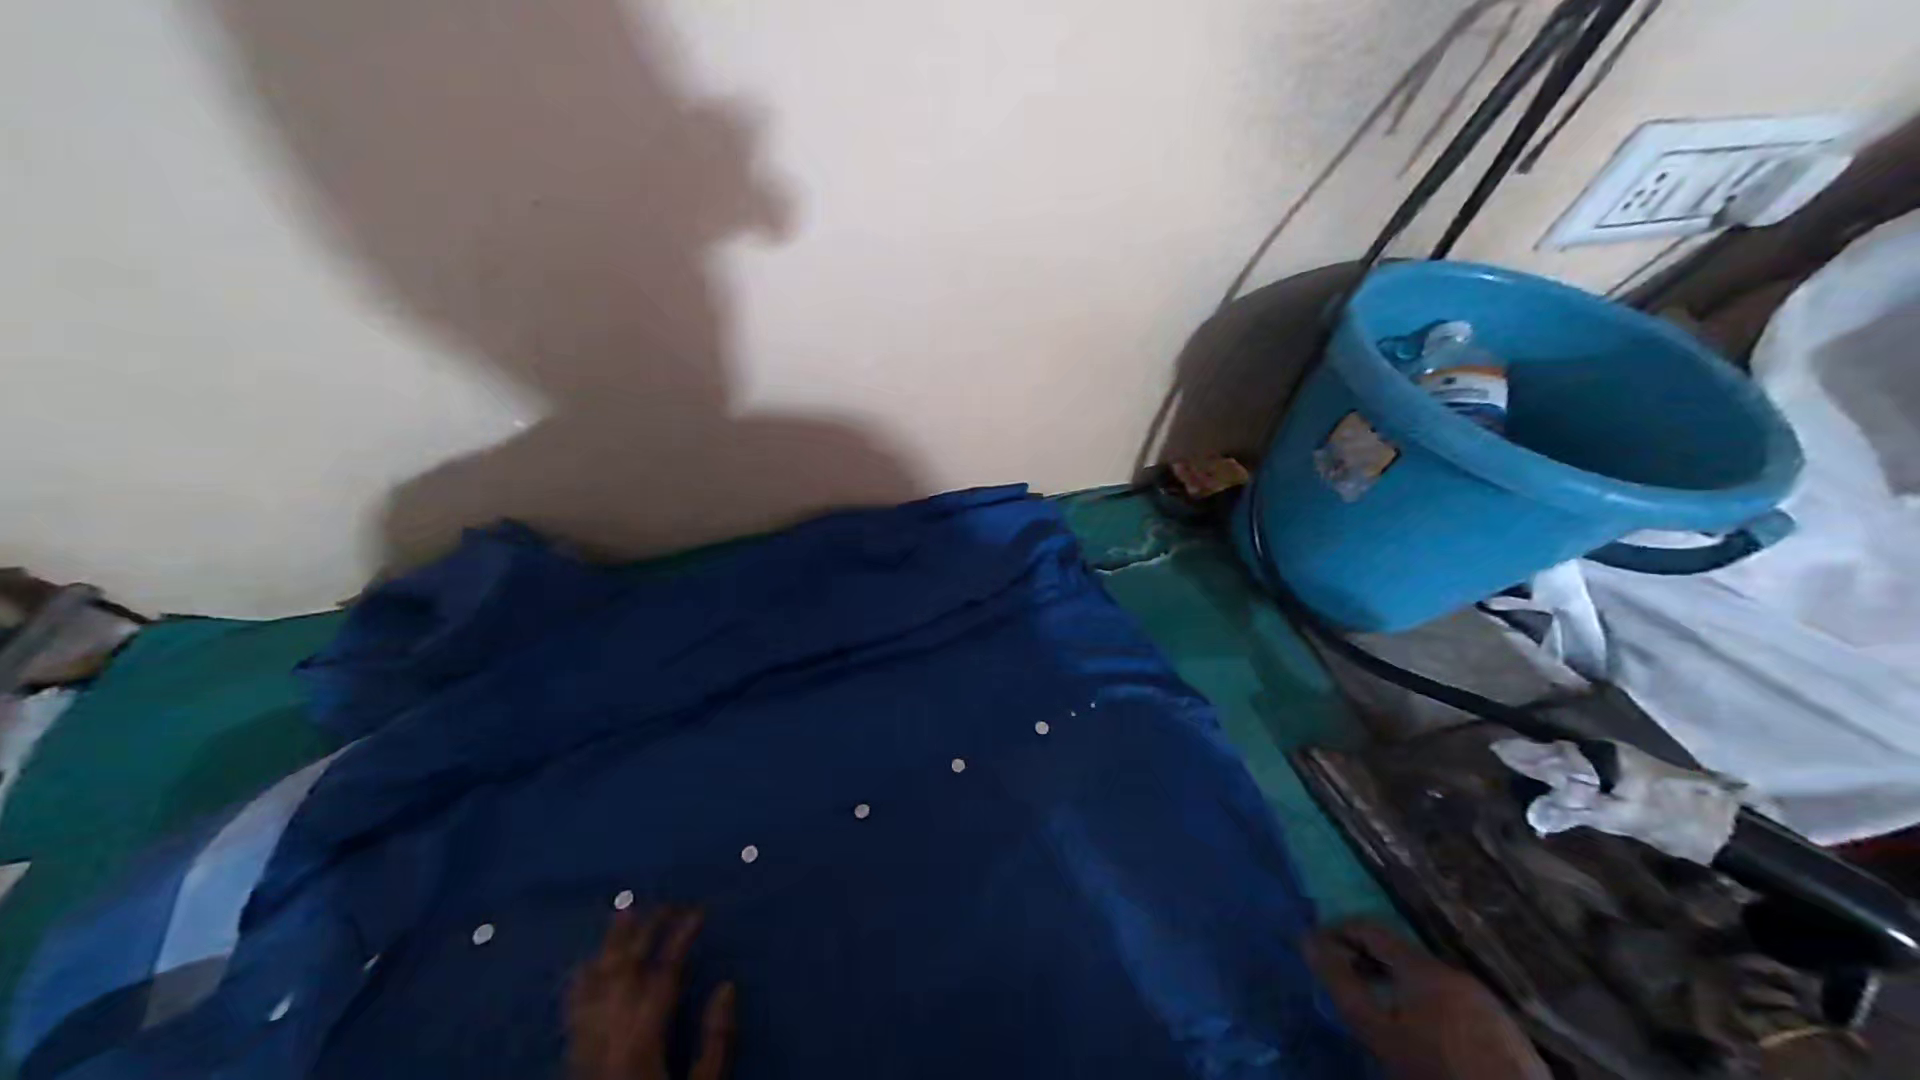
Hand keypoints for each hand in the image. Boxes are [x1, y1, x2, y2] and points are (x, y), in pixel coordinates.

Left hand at [568, 907, 735, 1079]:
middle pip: (623, 973)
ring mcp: (584, 1054)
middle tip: (664, 902)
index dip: (680, 939)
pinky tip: (585, 965)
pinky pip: (573, 1013)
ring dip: (610, 947)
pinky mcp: (573, 1066)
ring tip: (623, 912)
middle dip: (644, 932)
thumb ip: (715, 1043)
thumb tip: (727, 987)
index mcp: (642, 1046)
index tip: (699, 912)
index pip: (663, 976)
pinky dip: (580, 983)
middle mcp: (607, 1043)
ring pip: (594, 987)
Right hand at [1304, 920, 1548, 1079]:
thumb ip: (1341, 984)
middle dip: (1367, 961)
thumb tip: (1307, 941)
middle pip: (1401, 954)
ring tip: (1379, 1011)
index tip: (1317, 949)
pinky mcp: (1507, 1034)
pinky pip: (1453, 1003)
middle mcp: (1457, 974)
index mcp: (1425, 968)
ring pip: (1428, 980)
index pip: (1372, 928)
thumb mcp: (1378, 1032)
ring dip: (1397, 986)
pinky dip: (1427, 1007)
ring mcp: (1488, 1004)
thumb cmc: (1437, 1072)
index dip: (1339, 931)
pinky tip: (1423, 1036)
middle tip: (1344, 982)